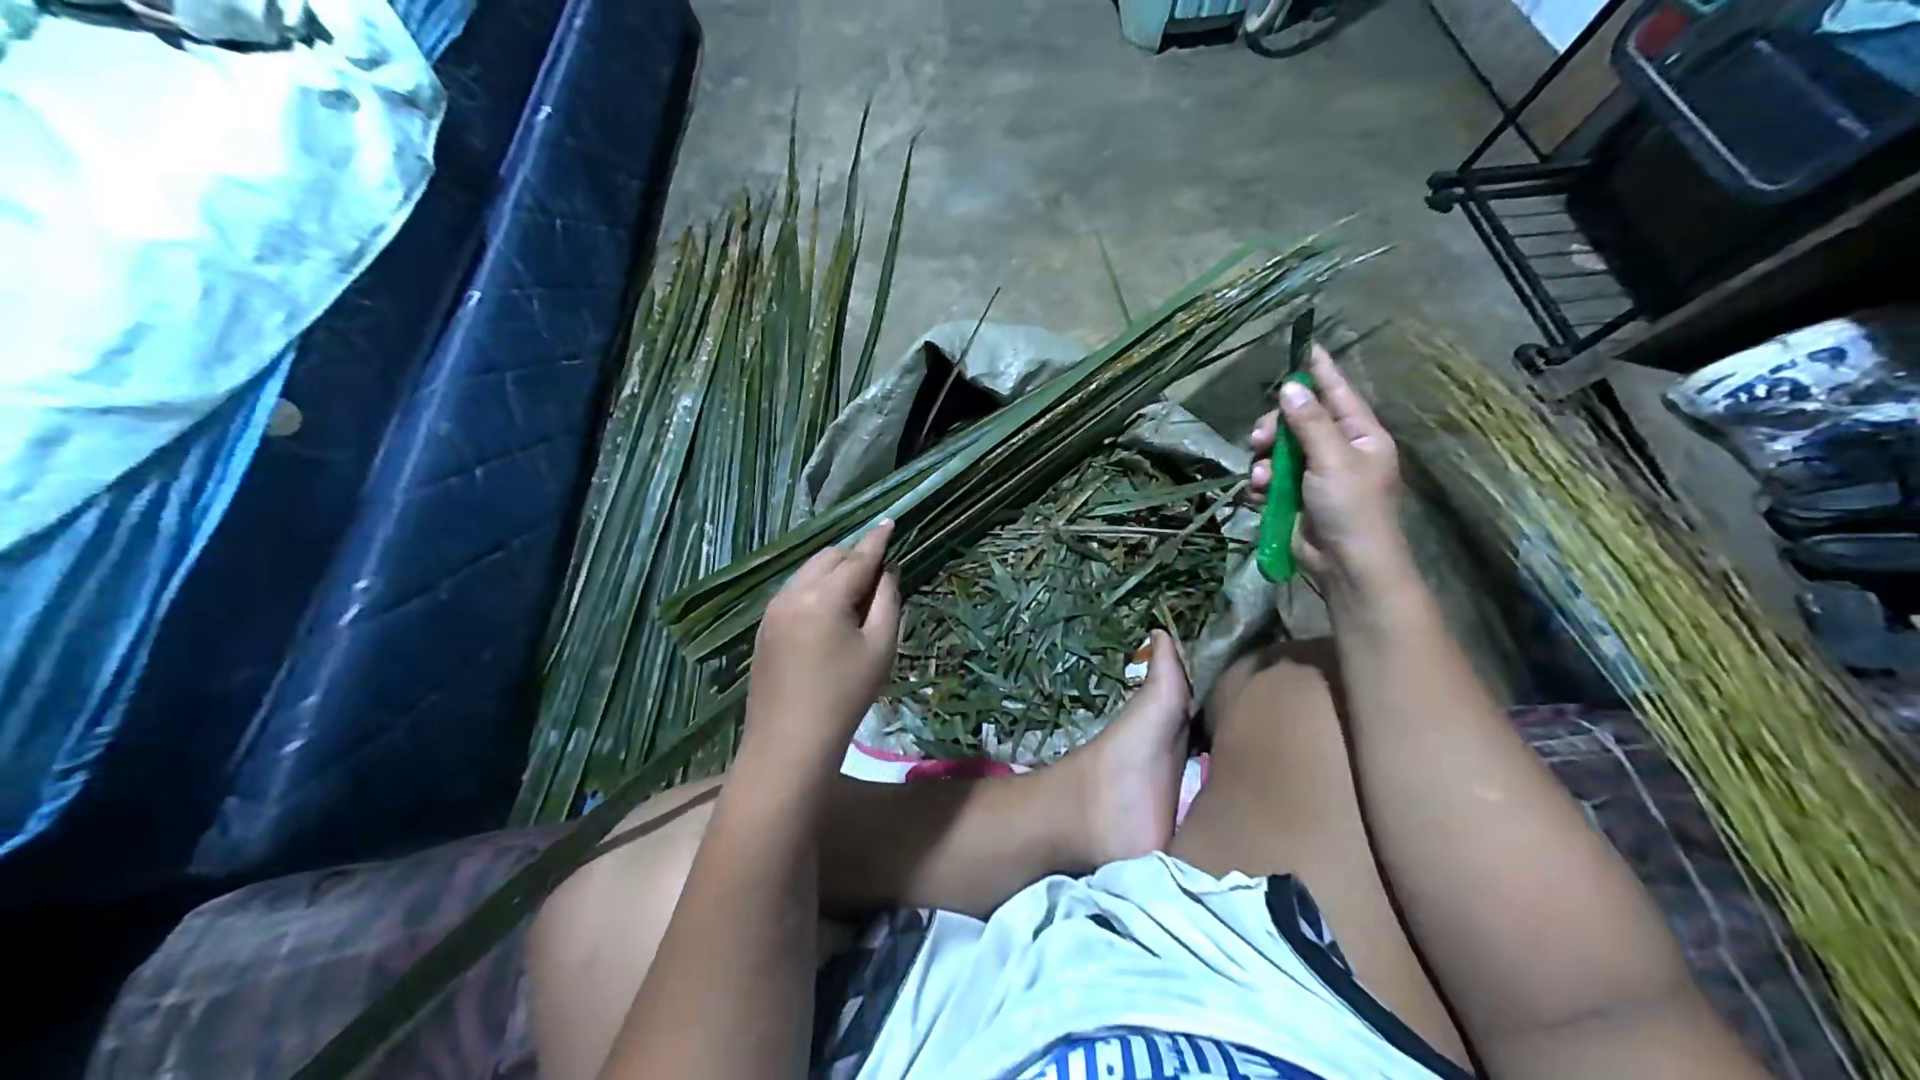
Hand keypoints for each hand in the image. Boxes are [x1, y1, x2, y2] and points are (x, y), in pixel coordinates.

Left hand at [744, 520, 901, 761]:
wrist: (789, 742)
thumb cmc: (845, 696)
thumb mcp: (880, 647)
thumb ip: (887, 601)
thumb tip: (886, 571)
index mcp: (823, 597)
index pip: (857, 558)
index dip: (877, 541)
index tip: (890, 522)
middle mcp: (792, 593)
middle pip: (828, 557)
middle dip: (855, 557)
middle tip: (880, 575)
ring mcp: (772, 610)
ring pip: (808, 572)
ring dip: (834, 573)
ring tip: (857, 596)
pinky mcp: (764, 627)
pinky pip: (795, 592)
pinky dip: (816, 590)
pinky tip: (830, 615)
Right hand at [1248, 346, 1408, 598]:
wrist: (1346, 565)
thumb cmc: (1352, 508)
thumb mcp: (1333, 459)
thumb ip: (1310, 422)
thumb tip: (1291, 386)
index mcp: (1360, 436)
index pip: (1338, 393)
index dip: (1321, 371)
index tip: (1307, 346)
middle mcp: (1337, 450)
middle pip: (1298, 421)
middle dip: (1275, 428)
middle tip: (1260, 439)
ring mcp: (1314, 475)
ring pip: (1277, 451)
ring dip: (1263, 462)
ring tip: (1261, 479)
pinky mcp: (1293, 498)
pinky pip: (1268, 479)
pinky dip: (1260, 485)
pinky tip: (1258, 494)